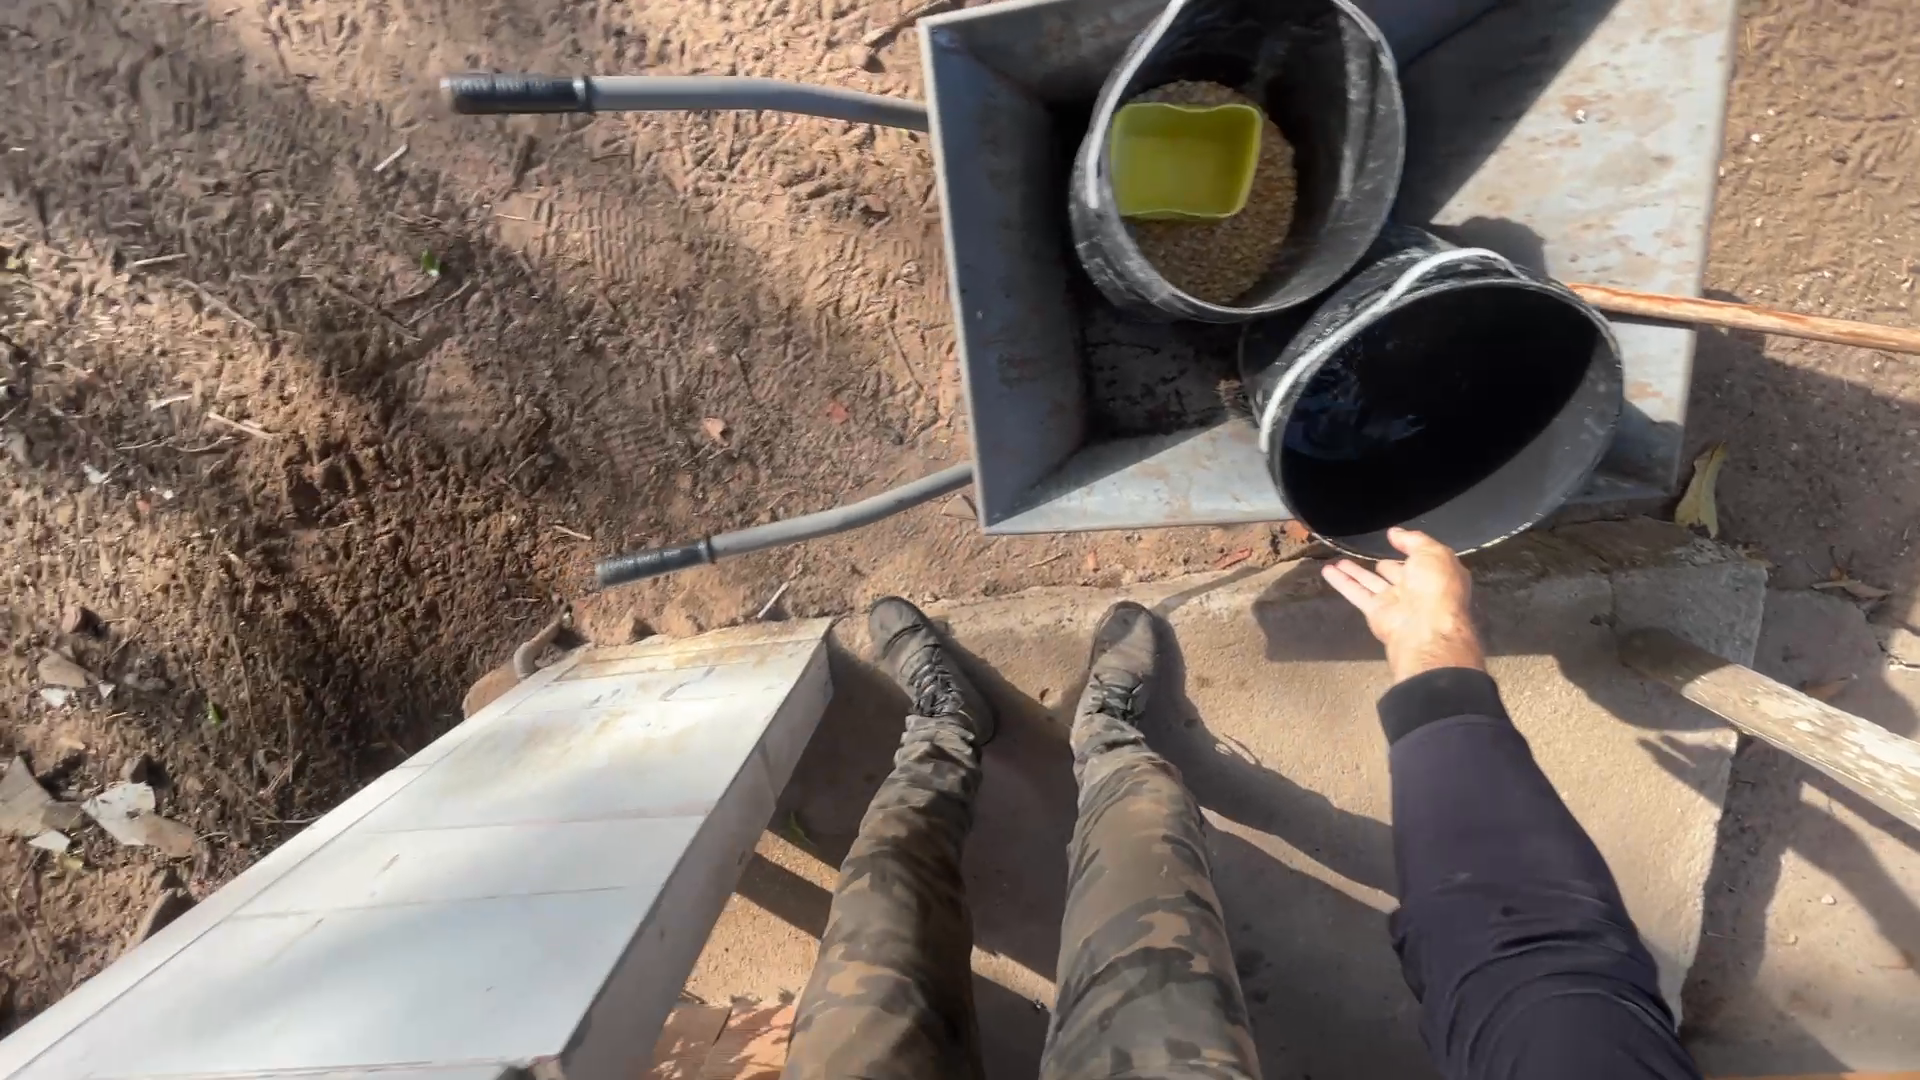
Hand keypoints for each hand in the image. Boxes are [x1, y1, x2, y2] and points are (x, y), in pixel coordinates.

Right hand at [1321, 527, 1484, 682]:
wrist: (1425, 627)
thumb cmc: (1436, 587)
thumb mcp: (1433, 554)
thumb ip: (1413, 540)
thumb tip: (1394, 532)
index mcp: (1436, 574)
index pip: (1422, 559)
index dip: (1410, 548)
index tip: (1394, 538)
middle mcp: (1416, 588)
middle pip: (1395, 573)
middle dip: (1384, 565)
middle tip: (1367, 554)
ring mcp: (1394, 601)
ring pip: (1370, 581)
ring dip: (1355, 571)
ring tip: (1338, 561)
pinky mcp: (1375, 611)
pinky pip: (1355, 592)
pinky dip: (1341, 581)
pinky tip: (1327, 570)